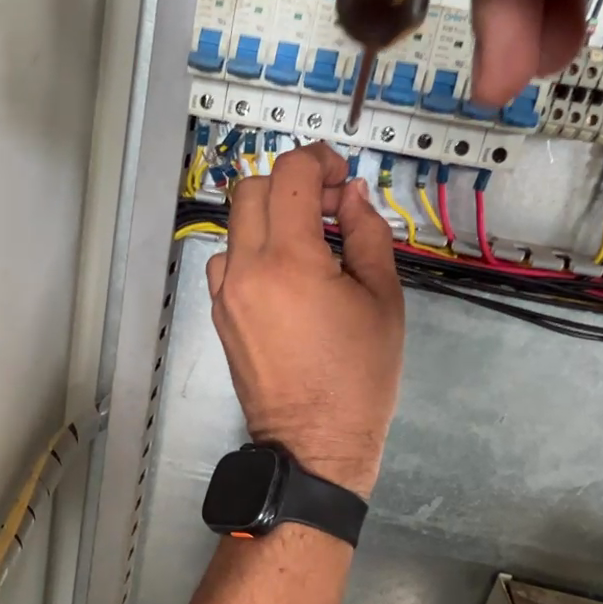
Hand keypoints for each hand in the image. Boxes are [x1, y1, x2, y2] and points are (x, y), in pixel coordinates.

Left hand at [207, 144, 403, 496]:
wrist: (314, 444)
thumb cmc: (359, 377)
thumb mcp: (383, 299)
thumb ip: (367, 235)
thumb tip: (351, 195)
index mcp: (289, 260)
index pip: (290, 175)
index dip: (319, 160)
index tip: (342, 176)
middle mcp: (245, 269)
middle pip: (252, 189)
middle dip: (292, 183)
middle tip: (328, 208)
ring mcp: (225, 295)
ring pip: (234, 225)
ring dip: (268, 218)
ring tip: (307, 245)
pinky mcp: (220, 317)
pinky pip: (227, 263)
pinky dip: (252, 252)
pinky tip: (284, 277)